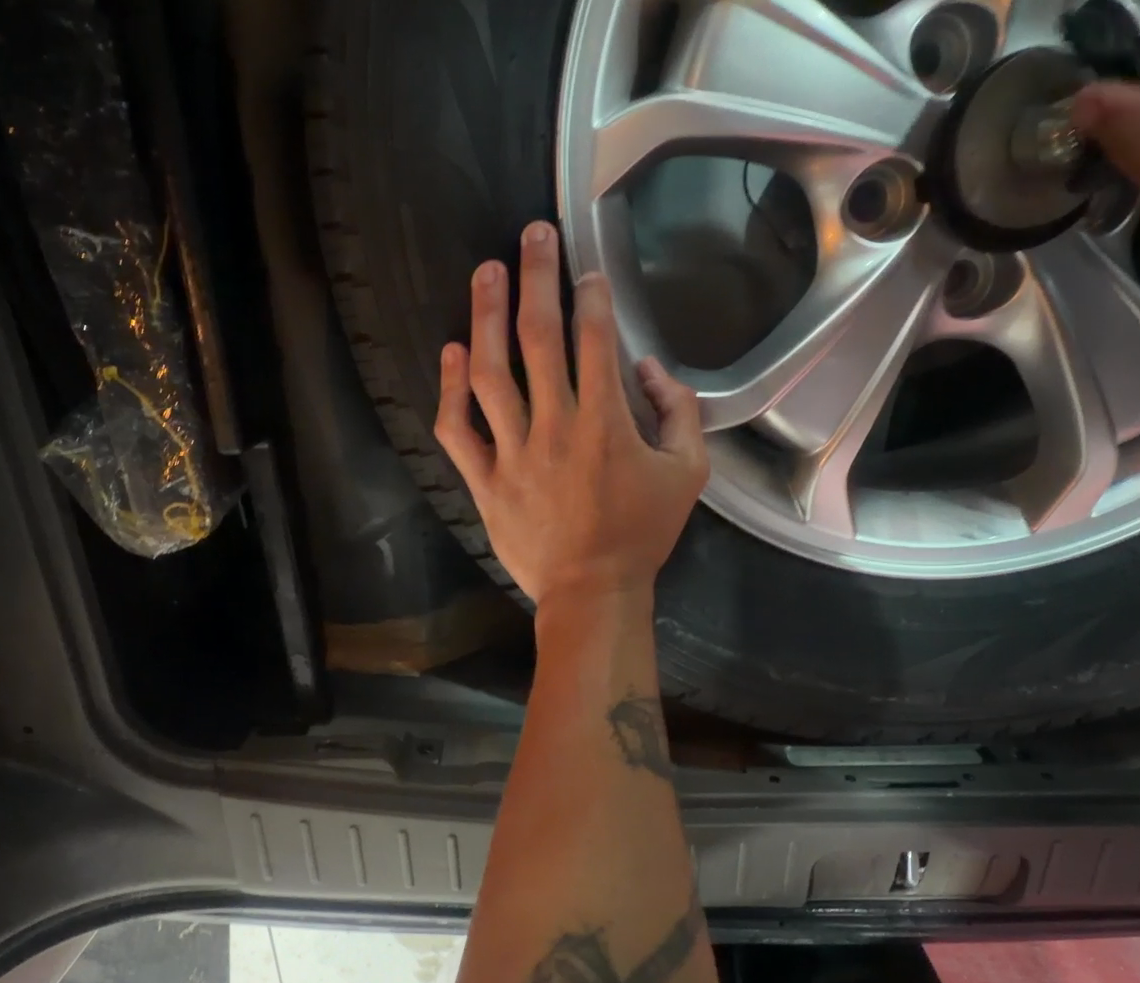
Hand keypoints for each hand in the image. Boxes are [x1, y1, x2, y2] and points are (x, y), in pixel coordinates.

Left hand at [435, 222, 709, 607]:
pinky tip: (452, 352)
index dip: (590, 294)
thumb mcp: (688, 474)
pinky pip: (458, 429)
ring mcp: (512, 452)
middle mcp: (554, 426)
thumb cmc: (642, 534)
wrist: (592, 591)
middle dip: (536, 277)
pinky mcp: (484, 478)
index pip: (594, 339)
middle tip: (530, 234)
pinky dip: (450, 389)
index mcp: (606, 423)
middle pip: (538, 338)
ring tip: (486, 273)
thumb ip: (677, 413)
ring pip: (490, 373)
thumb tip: (650, 368)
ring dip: (485, 317)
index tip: (586, 269)